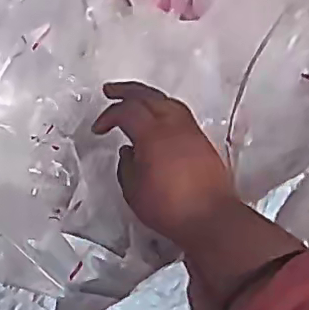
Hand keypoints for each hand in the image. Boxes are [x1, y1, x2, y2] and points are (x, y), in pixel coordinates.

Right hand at [91, 81, 241, 244]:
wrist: (210, 218)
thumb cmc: (171, 208)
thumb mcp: (134, 190)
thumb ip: (126, 166)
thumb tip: (127, 153)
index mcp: (153, 135)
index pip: (127, 111)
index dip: (108, 116)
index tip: (99, 128)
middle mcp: (174, 127)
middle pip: (149, 96)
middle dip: (127, 91)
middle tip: (111, 90)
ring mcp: (191, 132)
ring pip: (167, 102)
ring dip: (148, 97)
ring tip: (135, 100)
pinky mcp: (202, 142)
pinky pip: (180, 114)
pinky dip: (163, 109)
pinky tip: (157, 120)